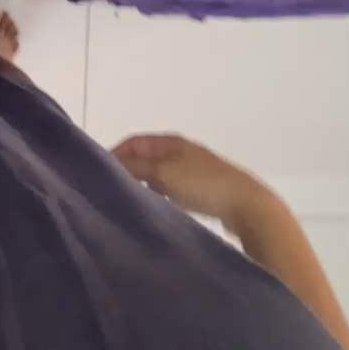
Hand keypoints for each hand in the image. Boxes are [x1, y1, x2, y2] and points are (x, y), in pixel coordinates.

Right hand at [111, 134, 269, 224]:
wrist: (247, 206)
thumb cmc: (202, 184)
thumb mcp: (164, 173)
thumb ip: (135, 167)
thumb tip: (110, 162)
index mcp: (170, 141)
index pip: (134, 141)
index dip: (115, 153)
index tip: (101, 173)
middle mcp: (179, 151)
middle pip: (145, 158)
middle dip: (128, 170)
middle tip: (112, 189)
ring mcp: (191, 171)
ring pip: (158, 175)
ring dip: (144, 185)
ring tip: (130, 201)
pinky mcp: (201, 191)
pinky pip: (171, 189)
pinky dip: (160, 196)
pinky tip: (156, 209)